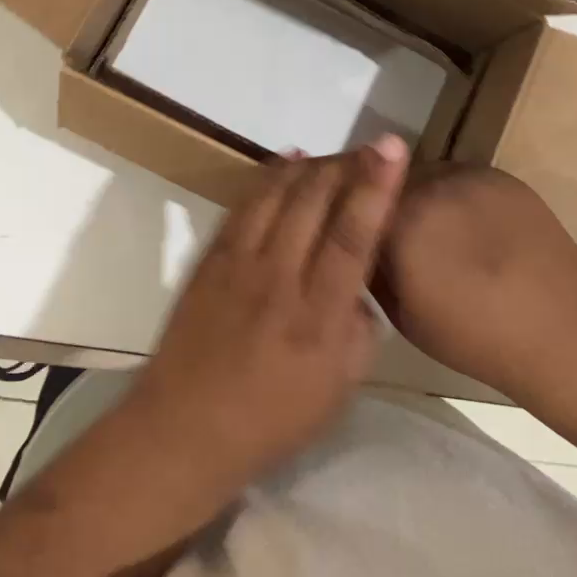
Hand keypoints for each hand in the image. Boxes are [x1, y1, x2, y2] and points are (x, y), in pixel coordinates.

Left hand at [120, 137, 410, 492]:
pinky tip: (285, 161)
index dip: (376, 187)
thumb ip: (358, 332)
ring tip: (333, 152)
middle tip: (369, 148)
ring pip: (278, 194)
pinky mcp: (209, 259)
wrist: (185, 428)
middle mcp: (279, 278)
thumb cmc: (271, 420)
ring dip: (309, 165)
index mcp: (317, 316)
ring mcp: (238, 264)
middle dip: (347, 164)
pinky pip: (243, 204)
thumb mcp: (338, 390)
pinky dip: (268, 176)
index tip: (391, 148)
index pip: (352, 235)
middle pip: (315, 201)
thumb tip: (359, 288)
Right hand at [372, 165, 576, 398]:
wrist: (563, 332)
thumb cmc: (475, 337)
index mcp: (400, 223)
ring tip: (432, 231)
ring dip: (417, 196)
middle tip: (392, 234)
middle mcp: (430, 186)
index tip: (349, 231)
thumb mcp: (403, 314)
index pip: (354, 203)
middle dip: (384, 203)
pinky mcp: (500, 176)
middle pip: (387, 182)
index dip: (349, 216)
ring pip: (423, 175)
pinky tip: (467, 227)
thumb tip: (362, 243)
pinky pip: (459, 177)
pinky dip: (452, 196)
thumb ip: (374, 268)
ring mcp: (468, 175)